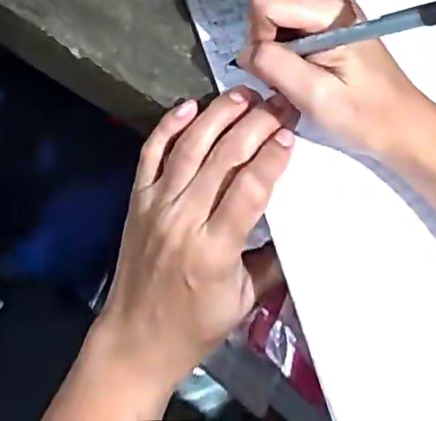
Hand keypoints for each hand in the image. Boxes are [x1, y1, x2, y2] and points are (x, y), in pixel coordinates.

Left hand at [62, 89, 293, 416]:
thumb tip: (301, 221)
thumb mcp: (245, 300)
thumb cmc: (195, 325)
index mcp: (214, 250)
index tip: (289, 132)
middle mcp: (183, 220)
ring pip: (189, 146)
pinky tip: (190, 105)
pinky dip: (169, 125)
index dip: (270, 158)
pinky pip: (151, 152)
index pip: (248, 190)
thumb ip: (273, 259)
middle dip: (255, 124)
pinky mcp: (137, 197)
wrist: (134, 341)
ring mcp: (156, 204)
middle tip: (278, 103)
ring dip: (218, 114)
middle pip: (223, 158)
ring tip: (243, 94)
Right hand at [239, 0, 435, 159]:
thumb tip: (246, 51)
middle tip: (291, 79)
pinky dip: (284, 54)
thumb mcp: (315, 96)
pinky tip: (306, 74)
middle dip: (266, 45)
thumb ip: (275, 65)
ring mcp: (326, 8)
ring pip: (270, 18)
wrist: (401, 125)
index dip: (259, 36)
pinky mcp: (323, 22)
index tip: (279, 69)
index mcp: (330, 8)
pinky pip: (283, 28)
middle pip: (265, 6)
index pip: (264, 0)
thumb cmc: (366, 115)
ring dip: (275, 53)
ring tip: (301, 80)